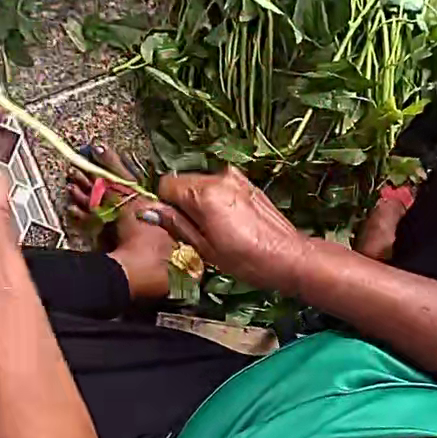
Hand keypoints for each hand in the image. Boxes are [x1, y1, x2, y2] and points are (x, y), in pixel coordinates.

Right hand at [142, 167, 312, 292]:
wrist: (288, 257)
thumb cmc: (249, 259)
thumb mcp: (204, 248)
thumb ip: (175, 224)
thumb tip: (148, 211)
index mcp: (205, 193)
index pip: (166, 184)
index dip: (165, 205)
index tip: (173, 223)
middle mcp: (220, 178)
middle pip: (183, 181)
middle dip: (183, 203)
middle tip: (196, 231)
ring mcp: (237, 179)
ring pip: (201, 183)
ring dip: (200, 202)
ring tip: (216, 229)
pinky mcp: (248, 184)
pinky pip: (220, 186)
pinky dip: (217, 200)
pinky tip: (229, 223)